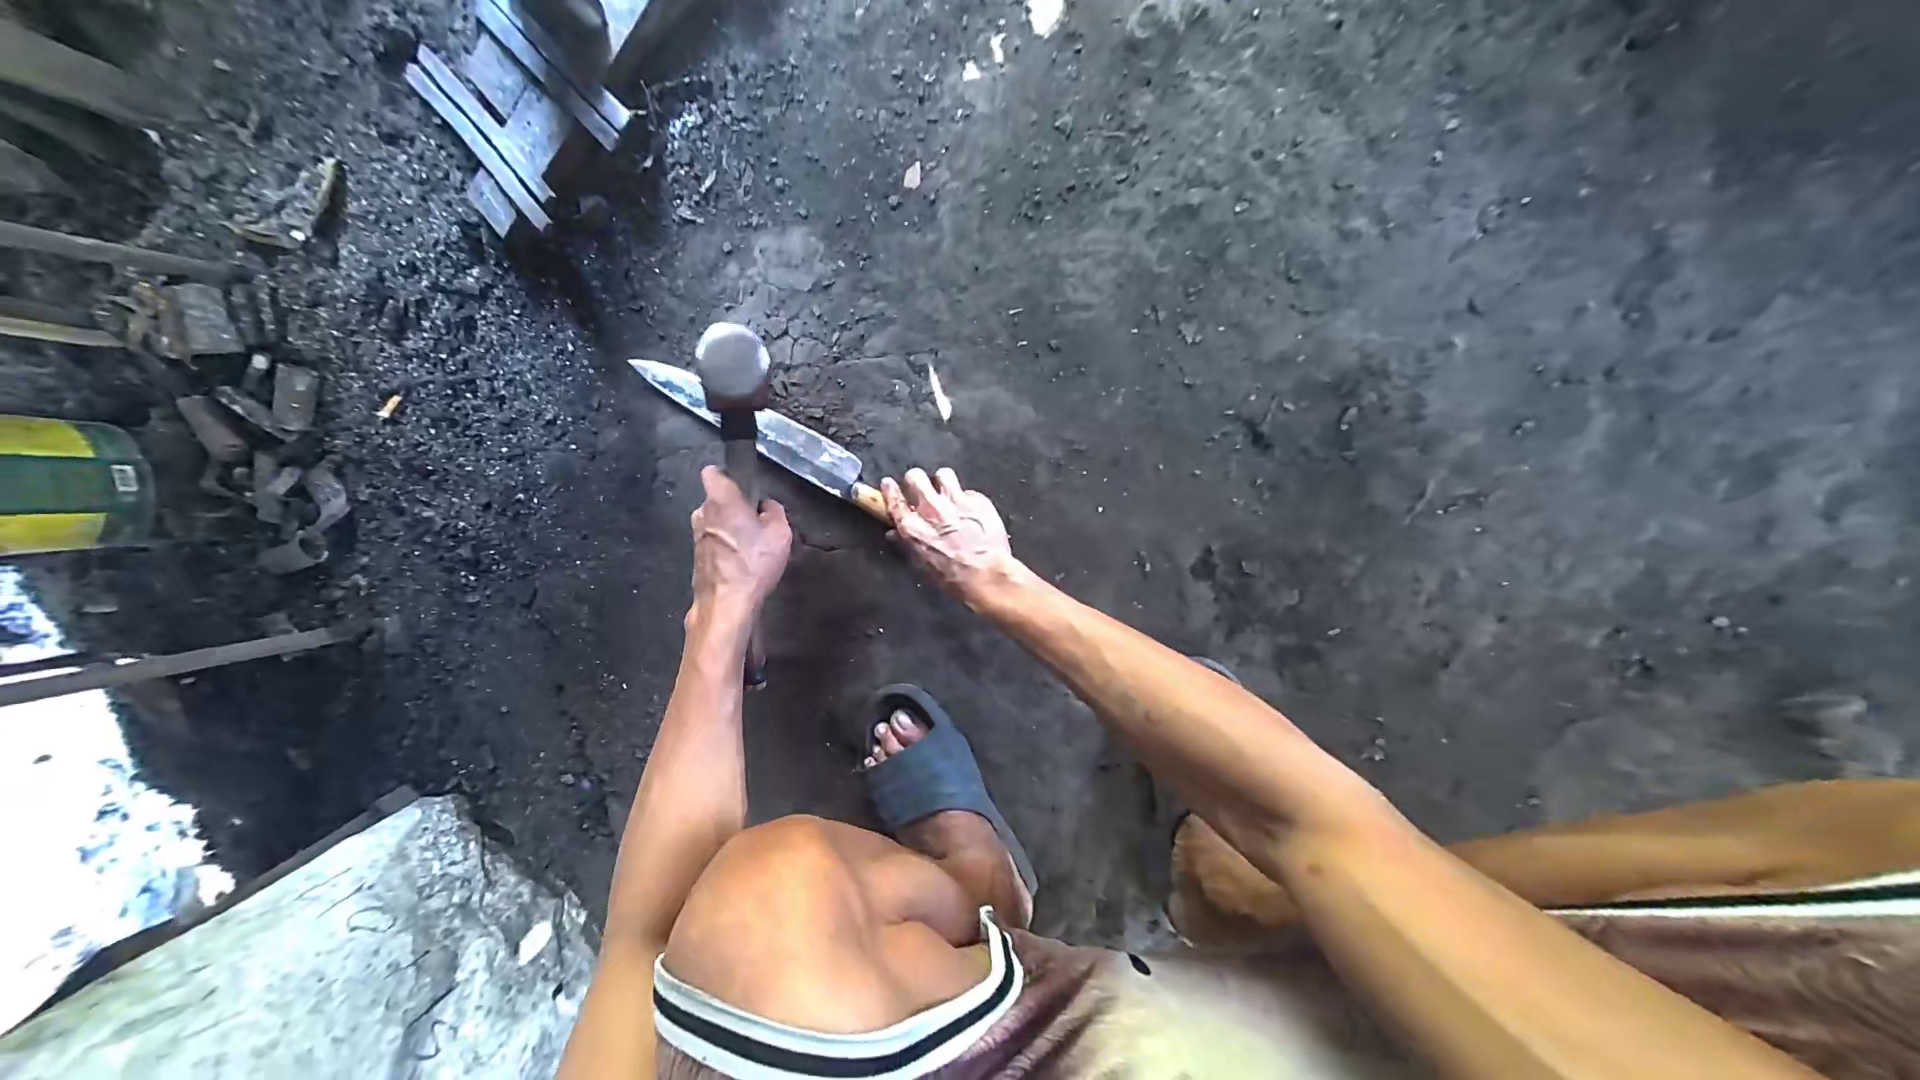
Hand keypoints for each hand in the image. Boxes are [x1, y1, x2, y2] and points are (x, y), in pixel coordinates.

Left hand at [689, 466, 790, 623]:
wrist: (726, 604)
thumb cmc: (752, 563)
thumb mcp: (780, 533)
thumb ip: (774, 512)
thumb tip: (766, 507)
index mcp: (720, 499)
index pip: (713, 472)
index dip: (728, 475)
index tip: (744, 487)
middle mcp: (702, 514)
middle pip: (718, 501)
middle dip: (735, 508)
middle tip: (758, 522)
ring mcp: (696, 537)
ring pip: (716, 524)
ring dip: (731, 530)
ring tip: (754, 547)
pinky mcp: (697, 558)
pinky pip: (715, 544)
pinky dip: (727, 549)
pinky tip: (744, 564)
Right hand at [880, 467, 1021, 602]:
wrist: (987, 577)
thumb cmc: (954, 578)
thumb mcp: (922, 565)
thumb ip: (907, 543)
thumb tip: (896, 533)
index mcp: (913, 527)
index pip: (894, 499)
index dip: (890, 490)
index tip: (889, 485)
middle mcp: (931, 509)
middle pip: (915, 476)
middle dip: (916, 481)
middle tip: (921, 490)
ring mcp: (956, 502)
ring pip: (943, 474)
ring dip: (943, 483)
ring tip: (947, 493)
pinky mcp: (978, 501)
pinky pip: (968, 490)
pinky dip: (967, 499)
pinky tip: (970, 511)